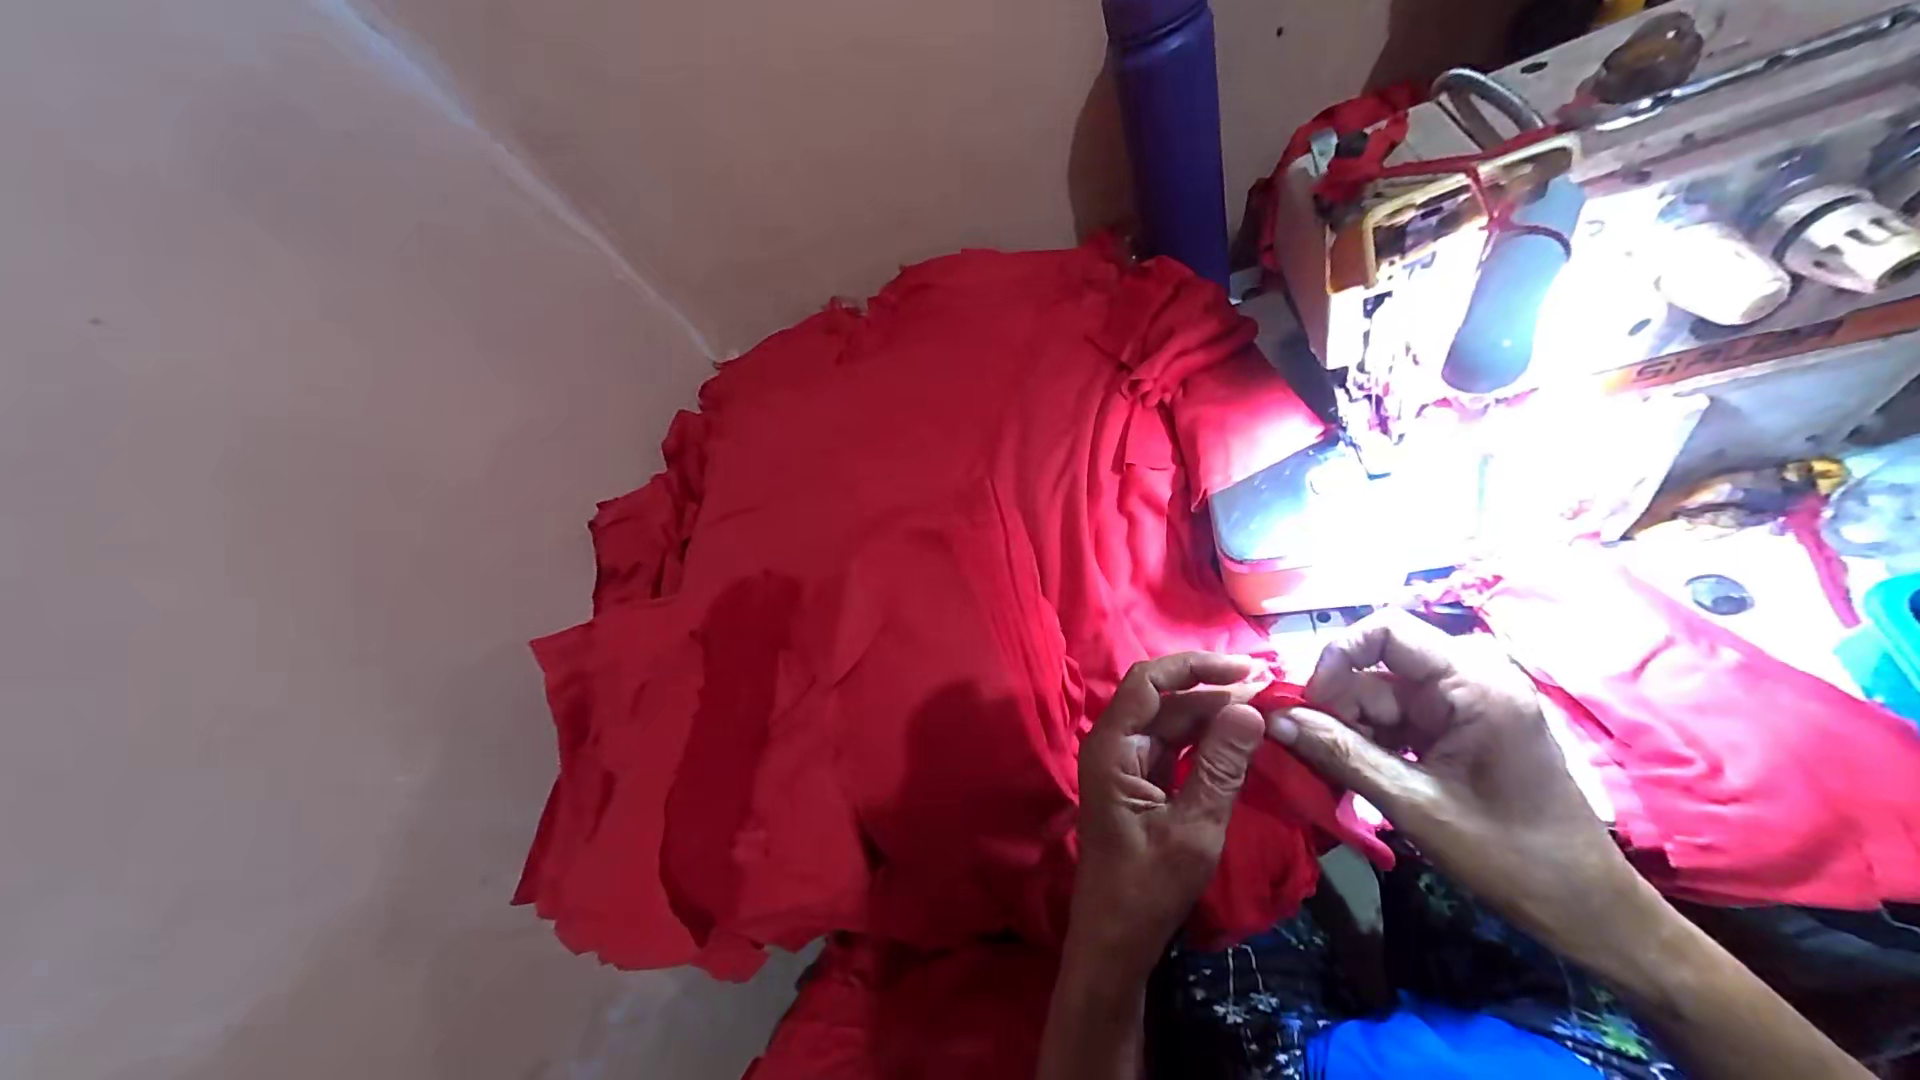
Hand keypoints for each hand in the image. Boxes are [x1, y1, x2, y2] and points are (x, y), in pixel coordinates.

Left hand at [1070, 652, 1267, 977]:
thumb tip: (1250, 710)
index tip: (1245, 667)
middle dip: (1213, 690)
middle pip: (1163, 700)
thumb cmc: (1147, 888)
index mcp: (1112, 746)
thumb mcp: (1193, 828)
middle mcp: (1115, 745)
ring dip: (1214, 714)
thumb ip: (1221, 767)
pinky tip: (1241, 738)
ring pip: (1172, 723)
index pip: (1148, 682)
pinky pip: (1175, 748)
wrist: (1115, 939)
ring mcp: (1127, 763)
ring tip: (1265, 707)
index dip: (1195, 666)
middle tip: (1270, 688)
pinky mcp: (1141, 782)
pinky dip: (1206, 741)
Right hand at [1269, 608, 1640, 959]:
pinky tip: (1360, 772)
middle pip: (1376, 668)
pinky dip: (1369, 741)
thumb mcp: (1414, 804)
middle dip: (1339, 706)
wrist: (1588, 911)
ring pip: (1378, 695)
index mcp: (1474, 684)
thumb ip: (1339, 754)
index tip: (1312, 703)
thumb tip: (1273, 720)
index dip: (1339, 655)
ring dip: (1351, 729)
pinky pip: (1395, 718)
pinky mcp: (1458, 730)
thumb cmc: (1511, 856)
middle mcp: (1470, 681)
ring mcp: (1465, 706)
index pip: (1386, 629)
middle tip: (1317, 751)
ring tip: (1338, 771)